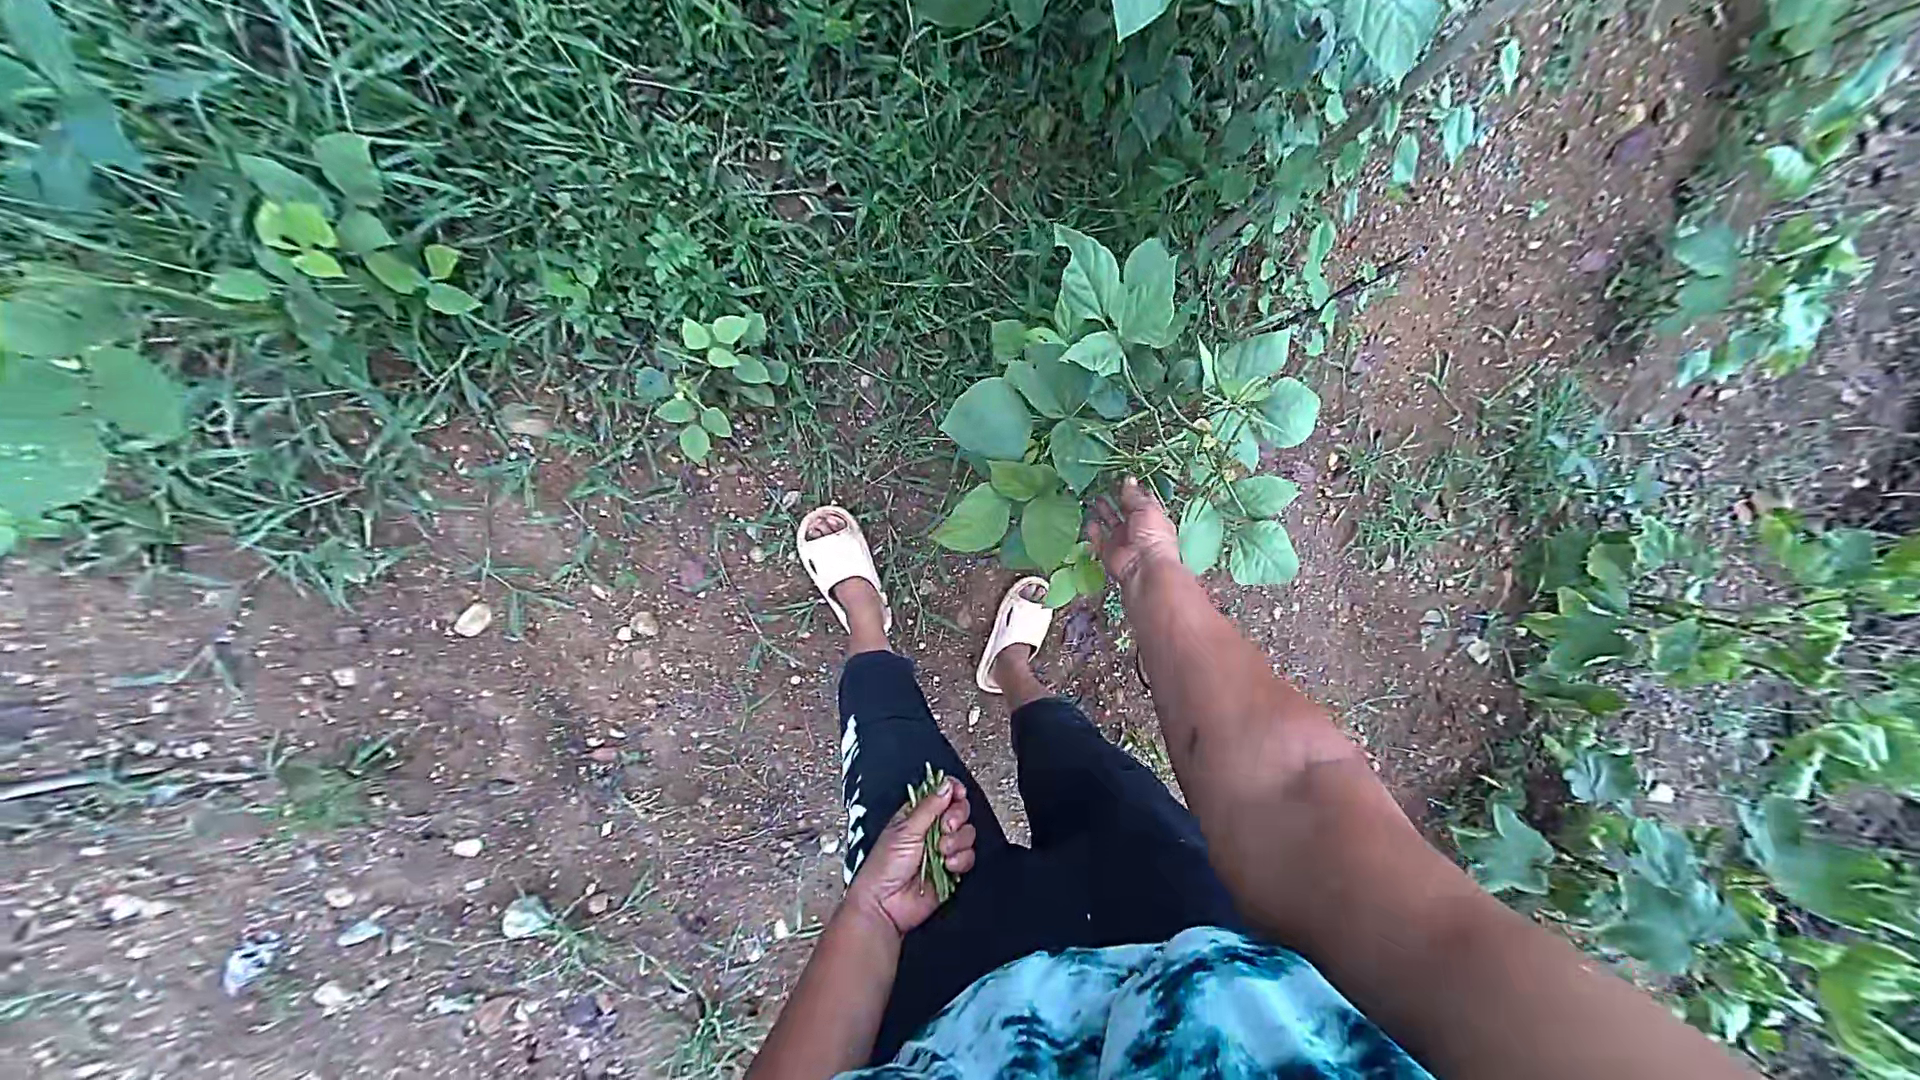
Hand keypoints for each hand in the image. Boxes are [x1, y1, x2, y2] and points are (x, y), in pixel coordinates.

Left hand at [843, 778, 975, 937]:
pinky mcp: (952, 869)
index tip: (957, 793)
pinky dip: (960, 860)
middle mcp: (933, 829)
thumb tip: (946, 784)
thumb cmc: (884, 866)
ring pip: (967, 833)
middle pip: (960, 810)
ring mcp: (944, 849)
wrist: (885, 905)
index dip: (953, 790)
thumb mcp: (905, 830)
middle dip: (957, 817)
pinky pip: (968, 857)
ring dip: (957, 841)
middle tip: (946, 826)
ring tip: (941, 851)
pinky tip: (947, 865)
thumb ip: (929, 807)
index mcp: (918, 814)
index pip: (942, 793)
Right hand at [1089, 476, 1180, 585]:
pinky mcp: (1108, 551)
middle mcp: (1137, 529)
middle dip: (1115, 498)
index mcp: (1152, 517)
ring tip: (1093, 497)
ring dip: (1103, 511)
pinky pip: (1098, 538)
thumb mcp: (1146, 509)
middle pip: (1124, 510)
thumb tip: (1128, 479)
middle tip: (1102, 484)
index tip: (1120, 477)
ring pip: (1110, 522)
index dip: (1132, 490)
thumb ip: (1133, 495)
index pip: (1141, 500)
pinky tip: (1089, 520)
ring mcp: (1122, 540)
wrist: (1143, 568)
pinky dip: (1093, 531)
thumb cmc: (1151, 535)